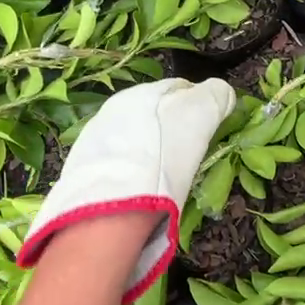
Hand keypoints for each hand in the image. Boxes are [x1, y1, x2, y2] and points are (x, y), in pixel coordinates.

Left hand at [16, 77, 234, 303]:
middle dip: (173, 129)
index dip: (200, 107)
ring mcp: (94, 139)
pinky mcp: (81, 170)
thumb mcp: (200, 119)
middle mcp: (113, 109)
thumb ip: (215, 97)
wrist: (110, 215)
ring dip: (149, 150)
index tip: (209, 130)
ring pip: (135, 139)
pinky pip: (116, 163)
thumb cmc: (163, 161)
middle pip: (155, 115)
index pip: (180, 90)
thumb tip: (222, 93)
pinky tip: (137, 190)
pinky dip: (128, 170)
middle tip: (188, 156)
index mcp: (142, 92)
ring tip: (160, 178)